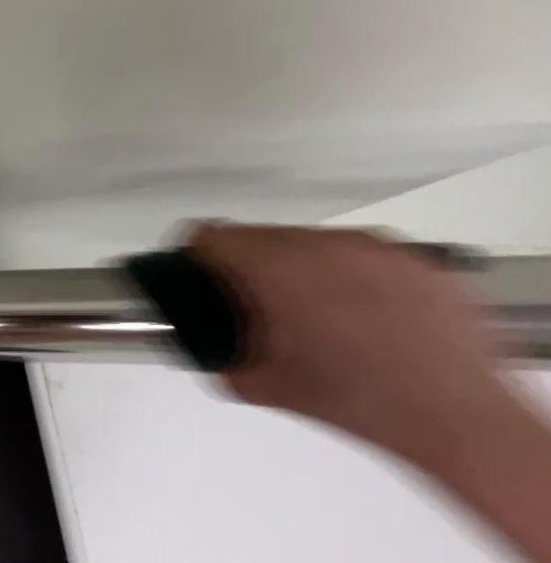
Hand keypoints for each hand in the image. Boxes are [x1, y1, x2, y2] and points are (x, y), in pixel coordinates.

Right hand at [187, 223, 517, 470]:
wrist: (464, 426)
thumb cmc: (372, 405)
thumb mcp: (261, 384)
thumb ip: (215, 352)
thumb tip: (203, 342)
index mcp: (273, 269)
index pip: (208, 233)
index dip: (196, 254)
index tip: (200, 266)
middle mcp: (320, 247)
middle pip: (257, 235)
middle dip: (252, 265)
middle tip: (262, 303)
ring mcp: (374, 249)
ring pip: (309, 240)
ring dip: (301, 266)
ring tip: (317, 311)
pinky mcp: (416, 260)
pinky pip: (362, 252)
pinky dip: (352, 274)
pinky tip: (362, 310)